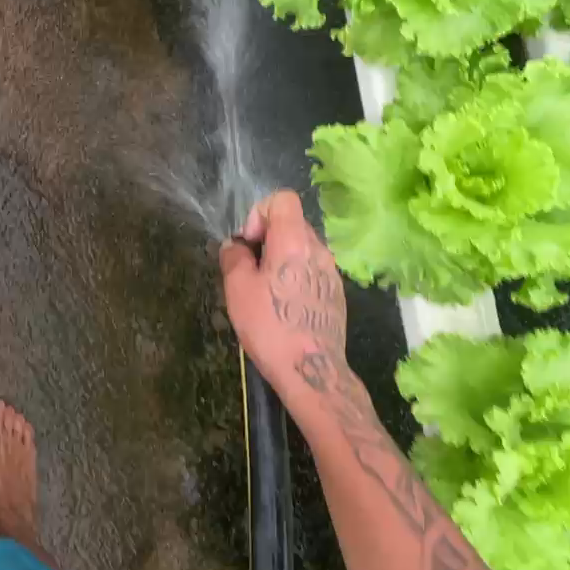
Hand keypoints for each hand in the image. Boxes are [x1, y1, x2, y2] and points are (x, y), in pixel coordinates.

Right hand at [219, 190, 349, 389]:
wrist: (311, 370)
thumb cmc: (270, 325)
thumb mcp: (237, 288)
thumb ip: (234, 257)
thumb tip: (236, 247)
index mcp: (294, 241)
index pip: (282, 199)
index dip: (259, 213)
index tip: (249, 243)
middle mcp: (319, 250)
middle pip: (291, 223)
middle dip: (266, 237)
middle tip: (249, 269)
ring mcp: (332, 272)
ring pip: (301, 248)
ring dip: (280, 258)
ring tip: (264, 290)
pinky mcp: (336, 293)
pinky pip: (311, 269)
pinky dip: (294, 276)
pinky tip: (282, 305)